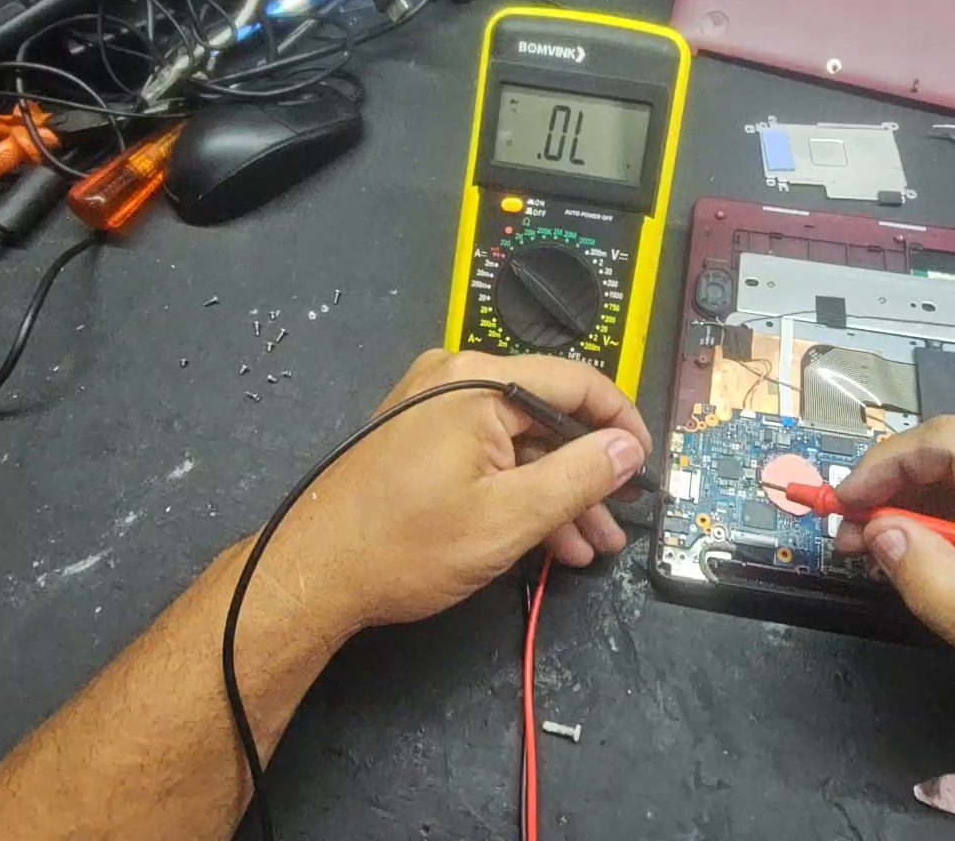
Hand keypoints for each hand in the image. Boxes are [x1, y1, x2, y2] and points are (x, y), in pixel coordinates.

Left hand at [258, 350, 651, 633]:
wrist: (311, 577)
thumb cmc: (406, 545)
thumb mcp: (509, 516)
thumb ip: (579, 476)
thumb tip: (628, 448)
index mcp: (479, 381)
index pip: (576, 383)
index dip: (620, 422)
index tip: (643, 464)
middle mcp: (457, 378)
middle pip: (548, 416)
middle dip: (587, 473)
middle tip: (617, 520)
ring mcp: (436, 405)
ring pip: (521, 441)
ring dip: (558, 491)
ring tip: (588, 544)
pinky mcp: (424, 434)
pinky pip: (490, 452)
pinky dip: (519, 488)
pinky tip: (548, 536)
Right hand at [833, 417, 954, 776]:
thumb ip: (936, 584)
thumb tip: (876, 530)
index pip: (952, 443)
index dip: (886, 464)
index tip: (842, 504)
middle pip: (952, 452)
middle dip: (891, 487)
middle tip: (848, 535)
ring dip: (909, 504)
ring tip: (872, 548)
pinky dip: (939, 518)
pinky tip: (917, 550)